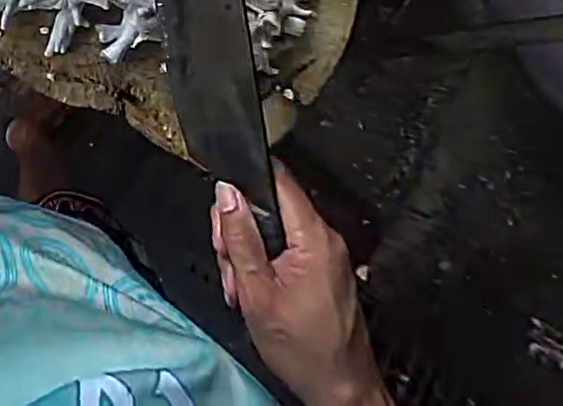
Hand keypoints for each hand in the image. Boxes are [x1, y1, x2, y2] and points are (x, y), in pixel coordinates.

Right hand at [211, 165, 389, 405]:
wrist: (340, 394)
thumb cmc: (302, 349)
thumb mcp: (255, 290)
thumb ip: (239, 235)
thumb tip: (225, 191)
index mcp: (314, 240)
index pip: (279, 179)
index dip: (244, 179)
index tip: (222, 195)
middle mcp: (325, 240)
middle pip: (267, 204)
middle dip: (236, 226)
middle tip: (226, 257)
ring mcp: (325, 254)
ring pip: (269, 226)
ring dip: (244, 248)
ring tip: (239, 281)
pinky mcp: (321, 267)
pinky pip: (282, 245)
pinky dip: (260, 259)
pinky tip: (251, 284)